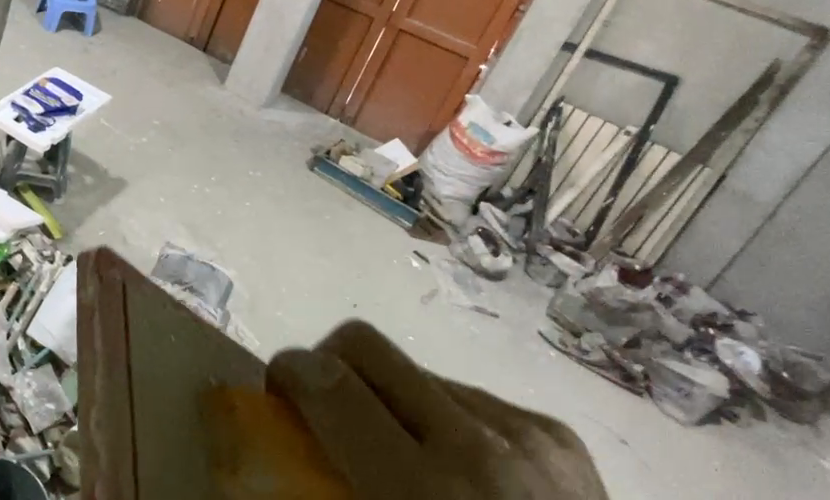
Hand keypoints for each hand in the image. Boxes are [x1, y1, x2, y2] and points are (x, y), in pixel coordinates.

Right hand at [267, 320, 608, 499]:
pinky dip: (448, 422)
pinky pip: (471, 396)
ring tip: (408, 458)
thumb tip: (270, 444)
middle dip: (329, 365)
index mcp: (421, 488)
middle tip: (325, 410)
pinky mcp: (559, 436)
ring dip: (394, 401)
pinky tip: (466, 474)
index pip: (324, 377)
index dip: (286, 374)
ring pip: (416, 370)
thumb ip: (323, 489)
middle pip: (364, 344)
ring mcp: (526, 434)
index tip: (280, 399)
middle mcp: (476, 444)